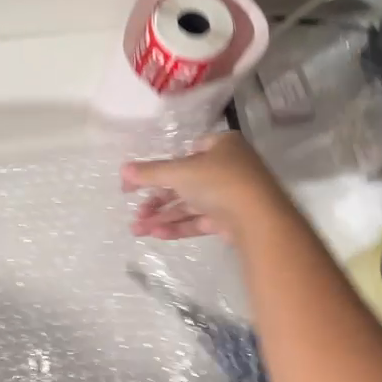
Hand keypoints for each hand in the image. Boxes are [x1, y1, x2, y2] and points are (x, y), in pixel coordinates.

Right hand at [122, 131, 288, 241]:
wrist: (258, 219)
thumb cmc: (220, 182)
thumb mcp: (180, 172)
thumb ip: (150, 172)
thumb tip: (123, 169)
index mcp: (221, 146)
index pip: (185, 153)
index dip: (158, 168)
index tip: (136, 183)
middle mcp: (227, 168)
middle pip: (183, 183)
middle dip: (156, 200)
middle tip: (136, 213)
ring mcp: (228, 195)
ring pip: (188, 205)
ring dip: (162, 216)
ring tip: (137, 229)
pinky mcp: (228, 219)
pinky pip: (198, 220)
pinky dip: (177, 227)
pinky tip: (156, 234)